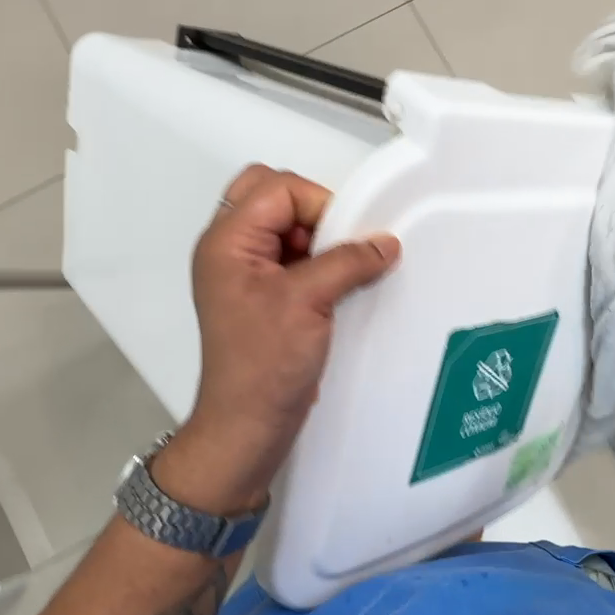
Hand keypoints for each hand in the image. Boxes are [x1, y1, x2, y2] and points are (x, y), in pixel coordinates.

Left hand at [150, 165, 400, 517]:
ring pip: (284, 227)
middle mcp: (230, 250)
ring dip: (318, 241)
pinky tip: (340, 288)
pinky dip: (318, 264)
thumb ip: (348, 262)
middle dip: (313, 213)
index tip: (347, 240)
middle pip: (272, 196)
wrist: (249, 425)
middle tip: (336, 247)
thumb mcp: (308, 302)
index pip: (277, 188)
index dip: (319, 204)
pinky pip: (292, 258)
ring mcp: (245, 274)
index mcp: (227, 241)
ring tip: (340, 273)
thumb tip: (387, 242)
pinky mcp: (263, 297)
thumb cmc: (266, 364)